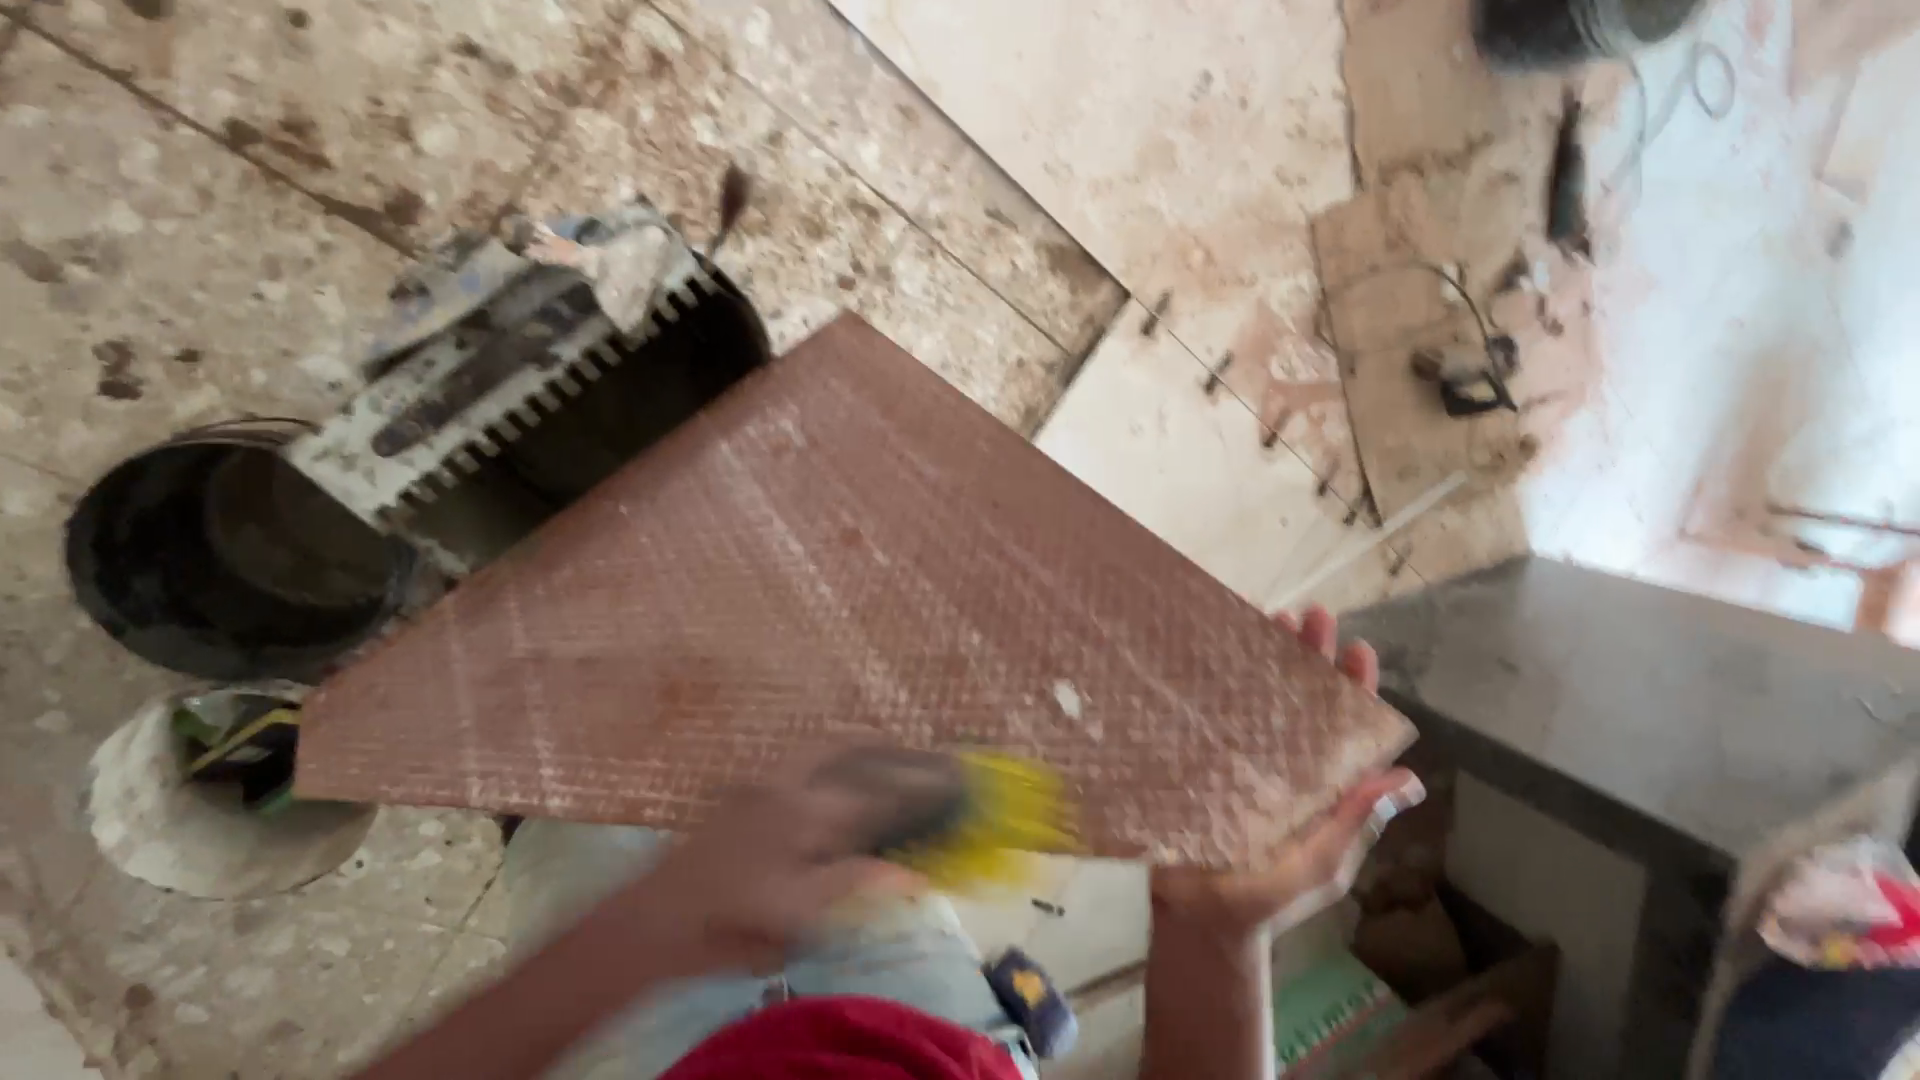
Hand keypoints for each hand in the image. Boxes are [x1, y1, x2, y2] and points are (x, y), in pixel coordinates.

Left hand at [604, 755, 916, 978]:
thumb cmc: (733, 923)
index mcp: (808, 813)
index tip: (947, 779)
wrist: (654, 918)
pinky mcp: (740, 790)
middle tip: (912, 747)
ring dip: (852, 741)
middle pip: (845, 745)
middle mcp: (787, 784)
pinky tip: (827, 770)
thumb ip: (857, 881)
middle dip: (883, 744)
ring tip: (878, 745)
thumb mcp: (801, 914)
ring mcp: (759, 782)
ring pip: (816, 744)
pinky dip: (822, 752)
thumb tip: (914, 872)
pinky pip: (793, 756)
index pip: (877, 793)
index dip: (916, 786)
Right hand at [1149, 605, 1424, 940]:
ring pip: (1256, 698)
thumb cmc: (1266, 899)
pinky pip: (1210, 715)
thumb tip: (1409, 777)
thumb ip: (1355, 822)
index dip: (1354, 689)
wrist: (1200, 918)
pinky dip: (1211, 682)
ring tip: (1264, 617)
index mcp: (1321, 786)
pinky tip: (1206, 653)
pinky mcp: (1202, 760)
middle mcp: (1284, 763)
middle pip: (1301, 700)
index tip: (1358, 649)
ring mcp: (1241, 759)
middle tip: (1308, 615)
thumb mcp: (1321, 864)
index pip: (1344, 730)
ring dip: (1261, 658)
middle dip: (1307, 656)